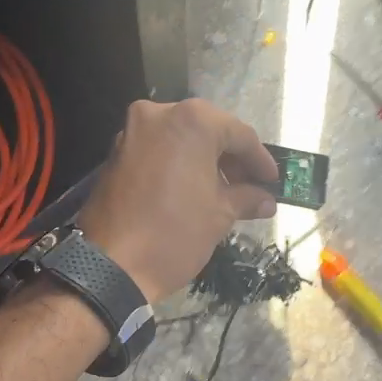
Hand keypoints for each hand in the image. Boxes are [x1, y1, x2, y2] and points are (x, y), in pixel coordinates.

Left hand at [77, 99, 279, 300]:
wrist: (109, 266)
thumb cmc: (174, 233)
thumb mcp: (219, 215)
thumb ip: (246, 198)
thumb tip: (265, 200)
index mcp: (191, 121)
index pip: (239, 134)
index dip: (260, 159)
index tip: (272, 181)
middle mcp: (159, 114)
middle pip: (208, 130)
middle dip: (230, 158)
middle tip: (249, 186)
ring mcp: (132, 131)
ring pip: (180, 139)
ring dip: (203, 161)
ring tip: (223, 192)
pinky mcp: (115, 152)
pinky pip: (157, 150)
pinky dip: (177, 164)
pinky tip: (191, 190)